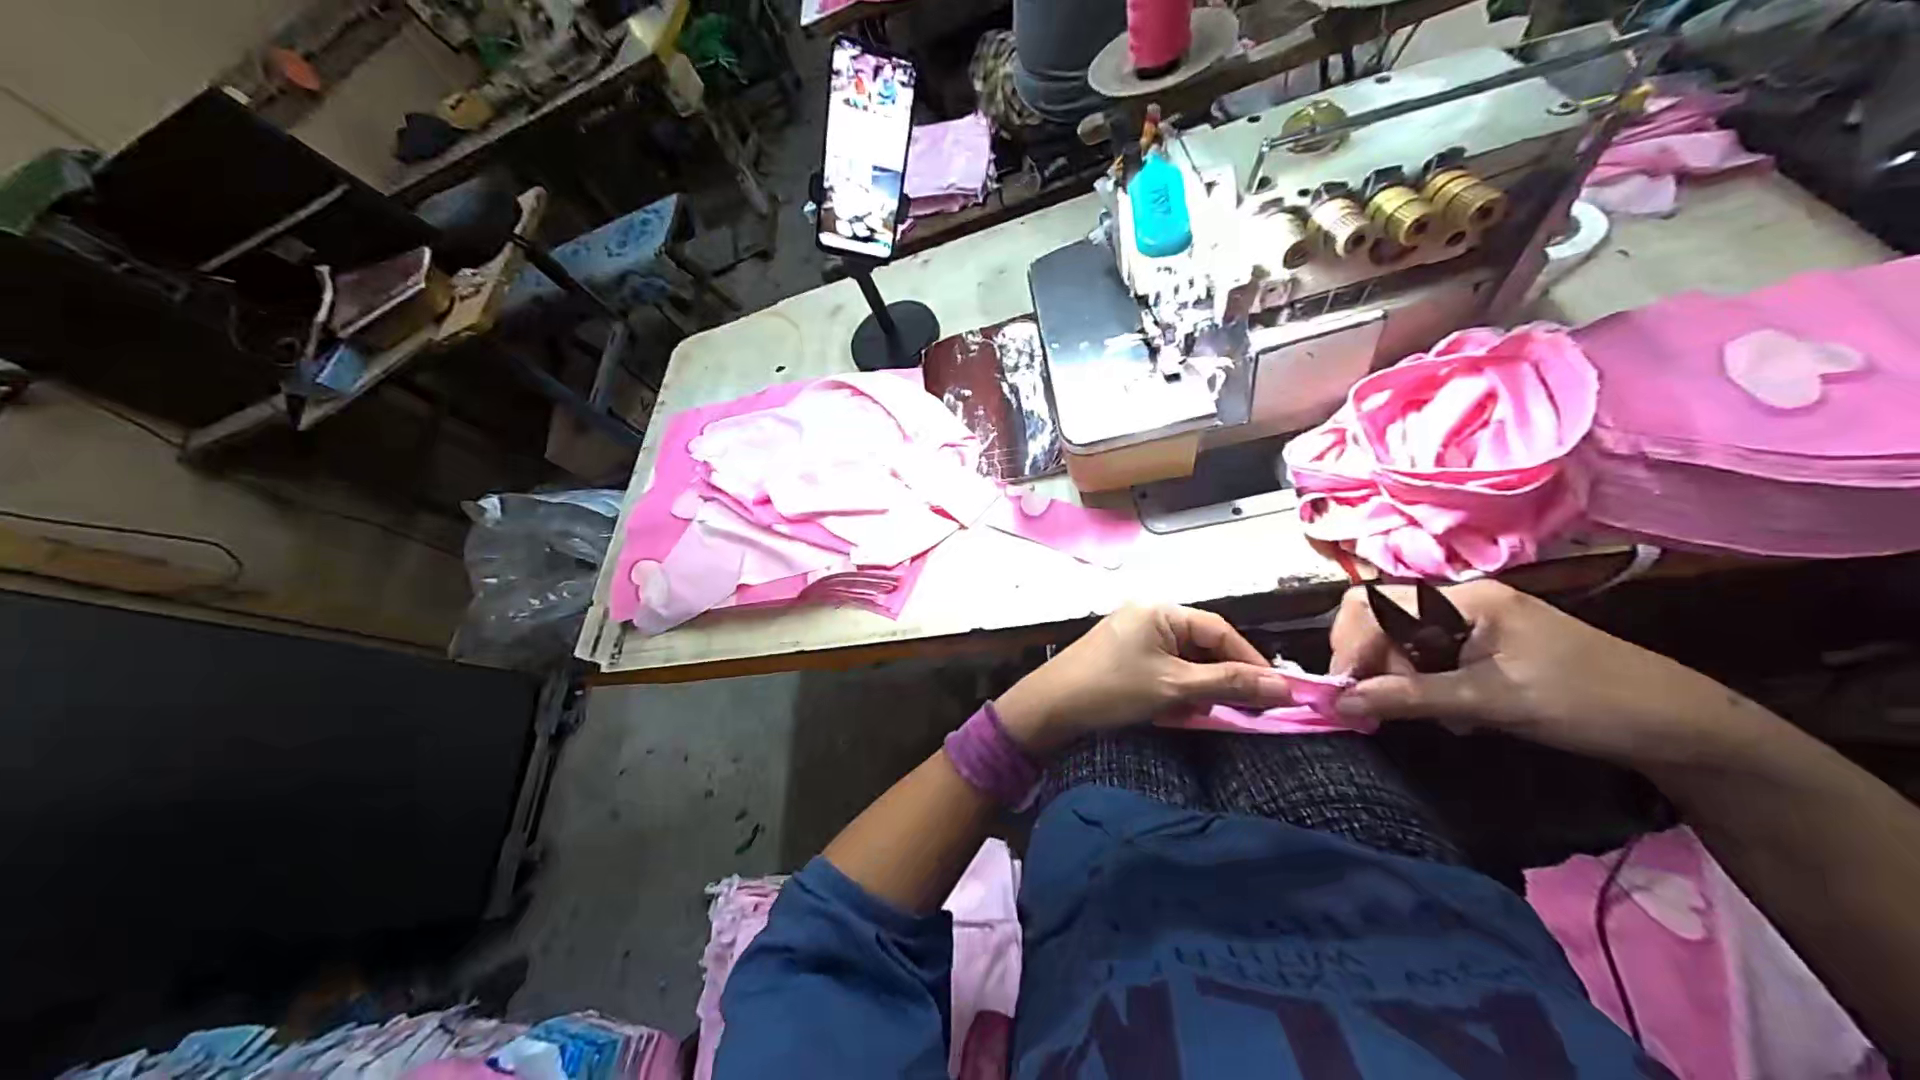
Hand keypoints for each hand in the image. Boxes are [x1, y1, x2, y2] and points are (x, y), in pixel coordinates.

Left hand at [996, 605, 1295, 754]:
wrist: (1049, 708)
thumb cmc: (1112, 690)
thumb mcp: (1174, 687)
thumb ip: (1229, 684)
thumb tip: (1283, 687)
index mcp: (1160, 611)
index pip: (1219, 629)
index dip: (1250, 660)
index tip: (1276, 691)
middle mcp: (1148, 616)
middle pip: (1203, 644)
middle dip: (1224, 676)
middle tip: (1246, 708)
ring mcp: (1134, 636)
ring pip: (1185, 660)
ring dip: (1201, 687)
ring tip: (1210, 712)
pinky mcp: (1124, 657)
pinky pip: (1165, 669)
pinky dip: (1179, 689)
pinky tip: (1182, 711)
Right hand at [1329, 580, 1786, 770]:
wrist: (1681, 726)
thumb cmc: (1587, 701)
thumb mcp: (1493, 701)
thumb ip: (1412, 697)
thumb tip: (1340, 701)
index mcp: (1464, 599)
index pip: (1373, 604)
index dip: (1349, 644)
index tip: (1344, 690)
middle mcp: (1461, 603)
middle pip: (1383, 624)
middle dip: (1375, 667)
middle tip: (1381, 711)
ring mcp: (1474, 626)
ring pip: (1404, 647)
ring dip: (1404, 684)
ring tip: (1439, 719)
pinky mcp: (1485, 650)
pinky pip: (1431, 662)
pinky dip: (1429, 690)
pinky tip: (1459, 716)